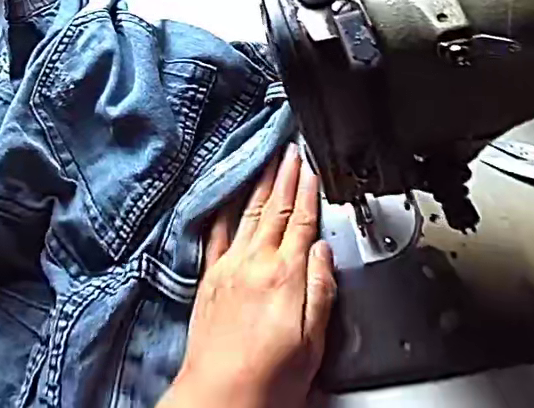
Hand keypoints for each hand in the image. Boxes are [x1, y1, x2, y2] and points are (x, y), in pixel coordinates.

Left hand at [162, 146, 336, 407]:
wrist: (217, 402)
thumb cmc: (268, 381)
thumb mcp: (312, 343)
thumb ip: (321, 291)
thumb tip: (324, 251)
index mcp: (286, 276)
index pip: (302, 221)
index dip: (309, 191)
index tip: (312, 167)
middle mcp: (256, 263)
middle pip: (276, 208)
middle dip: (287, 175)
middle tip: (293, 150)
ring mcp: (230, 266)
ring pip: (251, 212)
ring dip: (262, 183)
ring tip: (271, 161)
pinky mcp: (210, 278)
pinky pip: (218, 233)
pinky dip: (225, 210)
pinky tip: (229, 196)